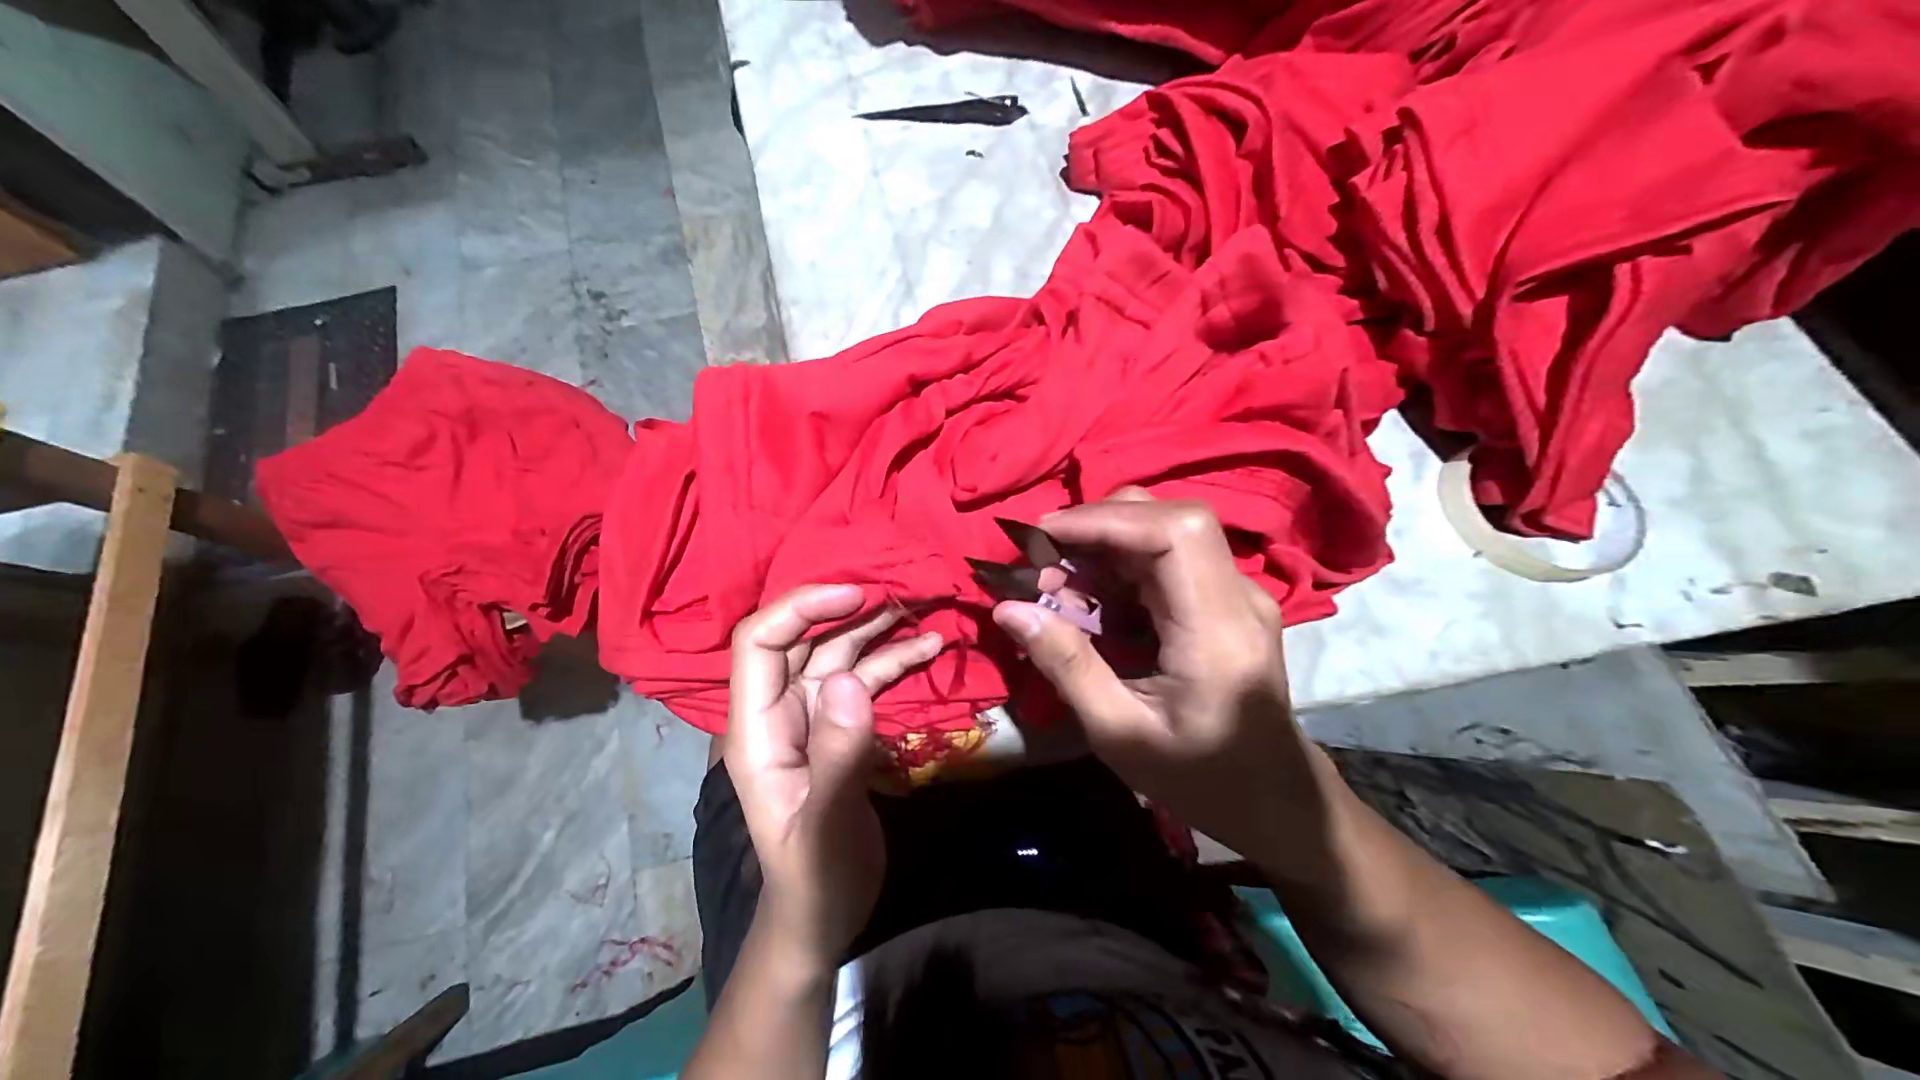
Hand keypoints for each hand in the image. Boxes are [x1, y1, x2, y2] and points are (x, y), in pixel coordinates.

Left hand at [727, 585, 941, 965]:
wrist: (826, 916)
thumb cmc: (814, 880)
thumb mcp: (825, 828)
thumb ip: (837, 757)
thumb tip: (852, 681)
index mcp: (757, 729)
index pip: (760, 643)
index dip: (800, 607)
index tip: (855, 593)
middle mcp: (781, 712)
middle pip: (805, 639)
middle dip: (850, 609)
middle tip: (903, 589)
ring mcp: (814, 718)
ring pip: (840, 654)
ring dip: (879, 629)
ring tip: (924, 605)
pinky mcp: (844, 729)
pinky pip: (866, 679)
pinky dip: (896, 660)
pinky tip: (930, 646)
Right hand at [991, 488, 1316, 858]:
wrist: (1274, 797)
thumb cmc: (1198, 776)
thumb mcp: (1119, 733)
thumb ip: (1066, 665)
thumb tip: (1008, 608)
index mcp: (1218, 631)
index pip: (1175, 534)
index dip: (1106, 520)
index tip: (1043, 535)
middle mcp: (1239, 597)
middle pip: (1172, 519)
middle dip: (1099, 524)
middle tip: (1043, 557)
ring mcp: (1239, 593)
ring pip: (1169, 530)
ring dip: (1106, 541)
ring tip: (1057, 576)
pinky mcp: (1226, 599)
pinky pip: (1171, 558)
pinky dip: (1122, 562)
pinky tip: (1090, 593)